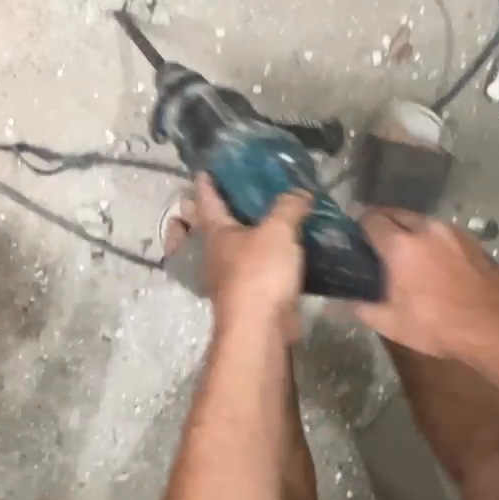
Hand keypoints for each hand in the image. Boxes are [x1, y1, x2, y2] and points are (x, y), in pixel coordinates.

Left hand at [190, 174, 311, 342]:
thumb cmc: (260, 273)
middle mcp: (213, 254)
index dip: (206, 184)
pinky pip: (240, 270)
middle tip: (207, 198)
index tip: (203, 171)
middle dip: (198, 214)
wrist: (259, 328)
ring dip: (221, 240)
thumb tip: (300, 192)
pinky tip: (261, 258)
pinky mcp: (242, 296)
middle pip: (200, 229)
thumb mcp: (278, 231)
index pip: (207, 200)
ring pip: (218, 252)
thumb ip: (289, 207)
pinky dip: (245, 261)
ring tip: (238, 228)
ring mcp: (224, 278)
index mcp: (215, 232)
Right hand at [353, 210, 498, 357]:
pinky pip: (443, 232)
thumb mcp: (391, 324)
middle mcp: (426, 230)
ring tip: (402, 246)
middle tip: (372, 237)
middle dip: (382, 220)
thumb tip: (343, 302)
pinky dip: (430, 238)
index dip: (357, 221)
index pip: (371, 219)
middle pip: (396, 213)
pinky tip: (431, 257)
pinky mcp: (474, 242)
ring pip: (422, 221)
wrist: (497, 328)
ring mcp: (454, 233)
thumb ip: (362, 309)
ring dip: (408, 228)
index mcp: (401, 245)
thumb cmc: (438, 326)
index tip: (349, 228)